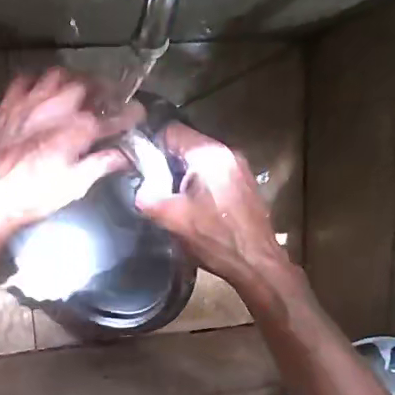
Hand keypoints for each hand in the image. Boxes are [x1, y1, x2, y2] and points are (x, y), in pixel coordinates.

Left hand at [0, 69, 140, 246]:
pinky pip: (25, 80)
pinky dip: (38, 82)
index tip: (137, 115)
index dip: (129, 114)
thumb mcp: (74, 186)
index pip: (114, 115)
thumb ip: (101, 165)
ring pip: (58, 75)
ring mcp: (29, 103)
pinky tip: (42, 92)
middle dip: (102, 90)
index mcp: (77, 129)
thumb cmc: (31, 196)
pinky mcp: (8, 106)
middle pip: (87, 85)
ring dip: (72, 80)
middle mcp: (55, 109)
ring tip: (79, 91)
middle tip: (108, 101)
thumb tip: (123, 157)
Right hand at [135, 124, 288, 290]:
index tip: (138, 166)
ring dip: (181, 176)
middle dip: (165, 162)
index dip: (149, 145)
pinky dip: (199, 185)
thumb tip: (141, 186)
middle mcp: (228, 152)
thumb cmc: (214, 238)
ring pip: (199, 161)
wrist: (256, 264)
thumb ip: (146, 194)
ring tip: (171, 200)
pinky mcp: (245, 185)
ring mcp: (240, 168)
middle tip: (151, 186)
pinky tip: (194, 208)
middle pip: (186, 144)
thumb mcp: (170, 217)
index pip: (171, 130)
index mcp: (208, 153)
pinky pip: (213, 174)